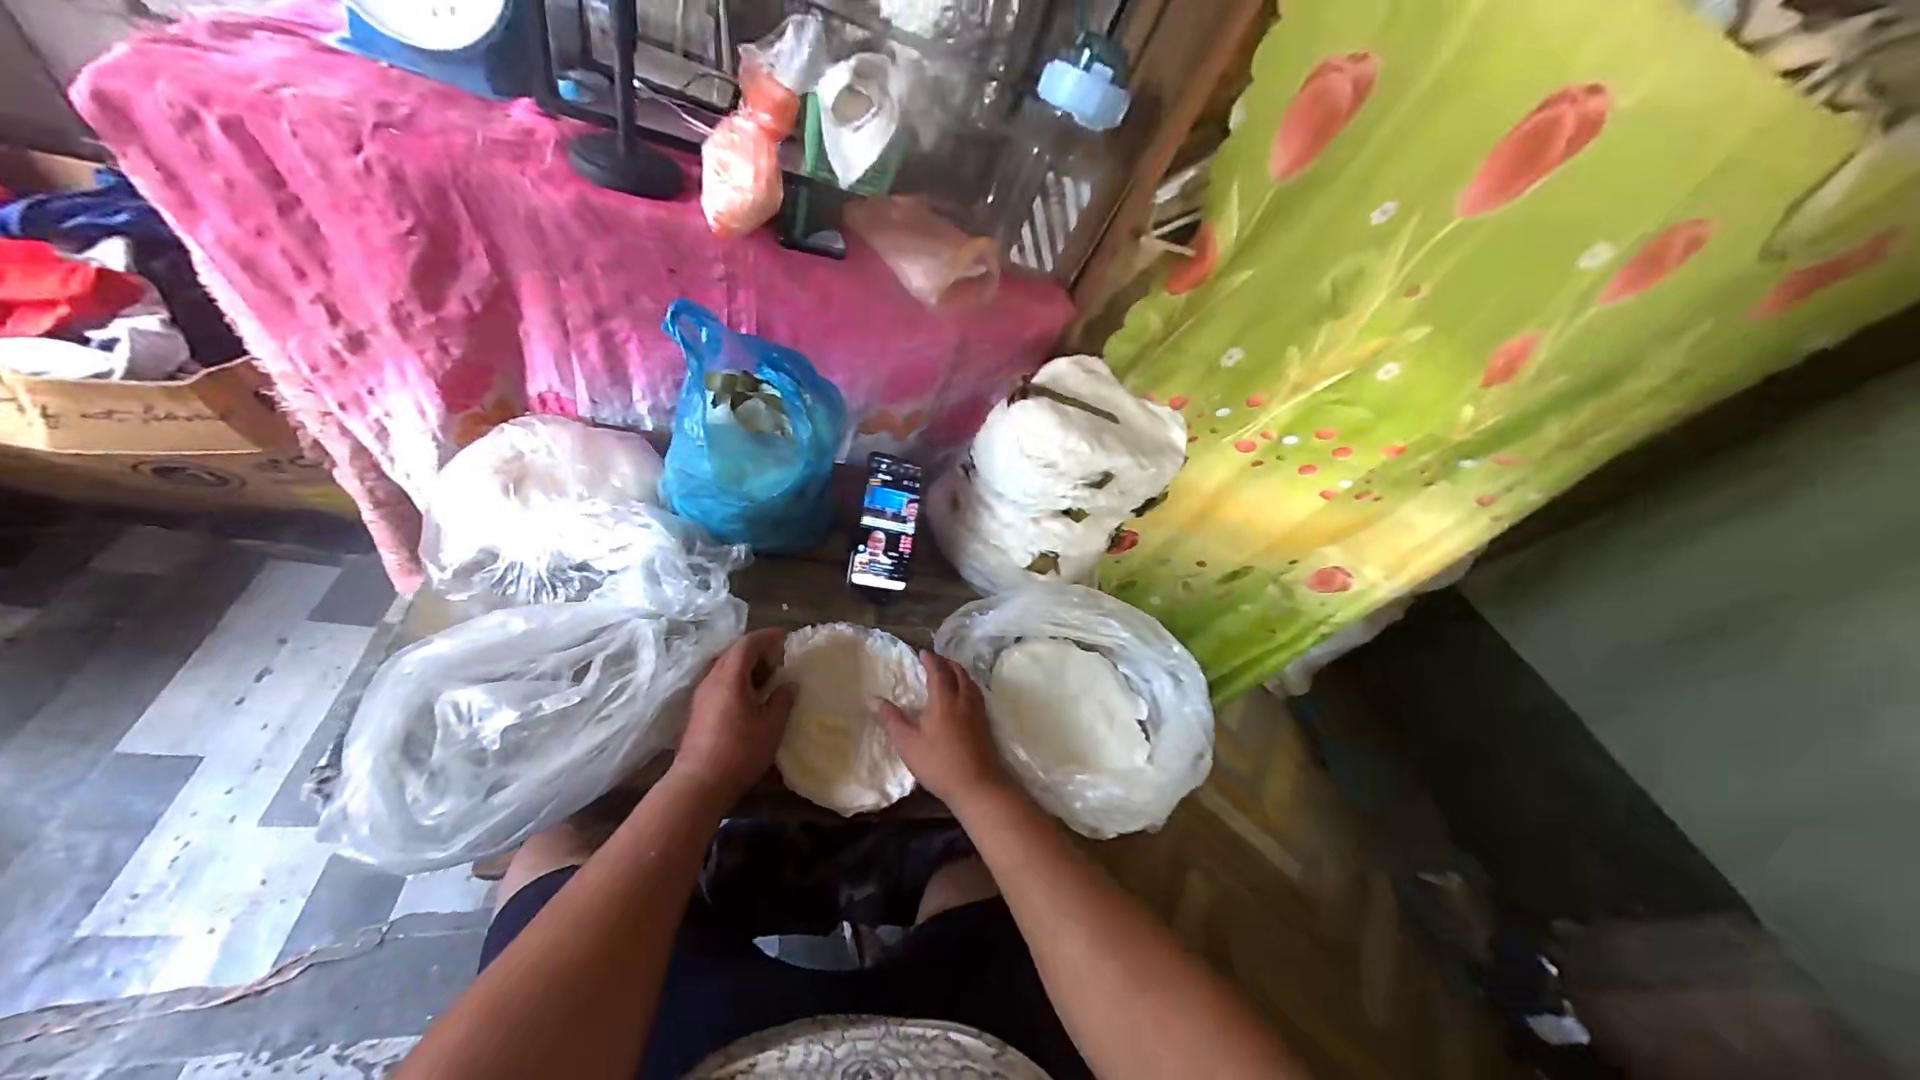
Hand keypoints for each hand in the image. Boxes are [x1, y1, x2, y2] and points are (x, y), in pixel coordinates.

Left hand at [671, 628, 796, 806]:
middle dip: (757, 651)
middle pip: (733, 653)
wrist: (699, 784)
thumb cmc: (740, 751)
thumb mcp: (772, 726)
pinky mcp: (697, 712)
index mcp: (730, 677)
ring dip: (745, 667)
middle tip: (778, 660)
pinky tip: (749, 700)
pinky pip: (719, 683)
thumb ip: (782, 700)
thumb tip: (789, 685)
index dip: (767, 637)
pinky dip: (736, 681)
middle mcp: (711, 680)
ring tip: (766, 680)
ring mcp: (701, 696)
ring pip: (724, 669)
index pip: (747, 644)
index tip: (784, 637)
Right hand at [877, 651, 1014, 811]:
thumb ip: (891, 719)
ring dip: (959, 672)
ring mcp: (978, 711)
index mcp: (944, 700)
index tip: (923, 652)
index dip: (931, 659)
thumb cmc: (938, 763)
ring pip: (970, 682)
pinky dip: (968, 685)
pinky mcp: (986, 723)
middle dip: (947, 662)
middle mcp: (964, 700)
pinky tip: (964, 696)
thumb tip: (874, 699)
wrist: (977, 785)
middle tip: (936, 660)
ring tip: (950, 673)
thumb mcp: (907, 743)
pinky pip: (977, 694)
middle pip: (958, 672)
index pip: (938, 671)